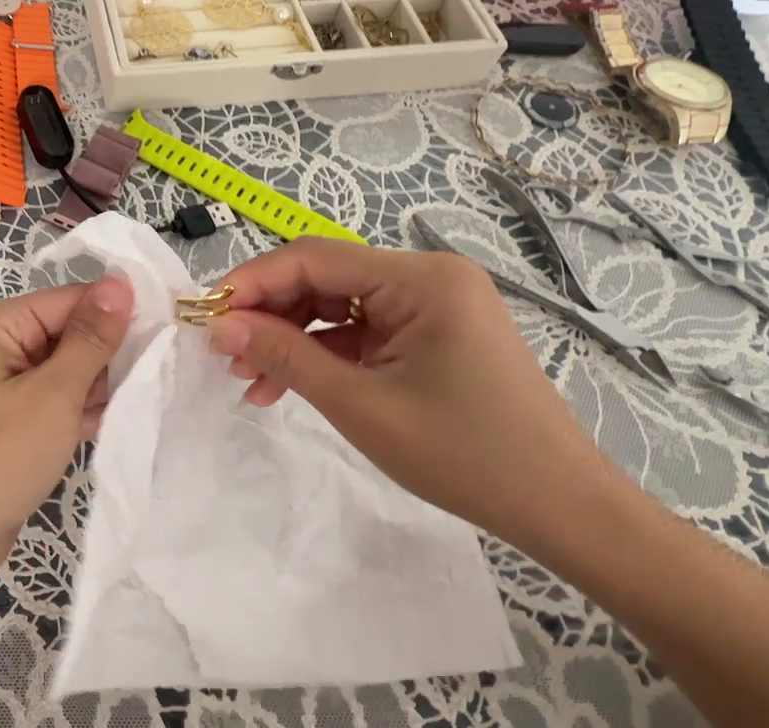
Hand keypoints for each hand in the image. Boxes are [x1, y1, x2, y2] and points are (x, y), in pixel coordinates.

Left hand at [0, 278, 130, 583]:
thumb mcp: (53, 394)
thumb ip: (91, 338)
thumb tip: (121, 280)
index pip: (72, 300)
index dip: (120, 314)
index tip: (170, 334)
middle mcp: (1, 343)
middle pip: (73, 331)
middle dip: (111, 355)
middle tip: (155, 380)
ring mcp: (9, 382)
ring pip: (72, 368)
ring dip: (103, 387)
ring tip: (134, 407)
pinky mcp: (18, 417)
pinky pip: (62, 398)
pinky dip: (86, 410)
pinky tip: (113, 425)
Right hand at [205, 238, 626, 555]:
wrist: (563, 510)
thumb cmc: (465, 455)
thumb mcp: (360, 404)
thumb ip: (284, 355)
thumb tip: (219, 324)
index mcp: (421, 279)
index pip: (313, 258)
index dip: (252, 282)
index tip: (206, 315)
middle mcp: (427, 277)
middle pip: (322, 277)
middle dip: (268, 314)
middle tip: (224, 354)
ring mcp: (431, 305)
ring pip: (335, 303)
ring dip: (289, 337)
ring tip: (250, 378)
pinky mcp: (431, 333)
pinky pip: (359, 329)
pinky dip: (321, 353)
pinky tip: (287, 383)